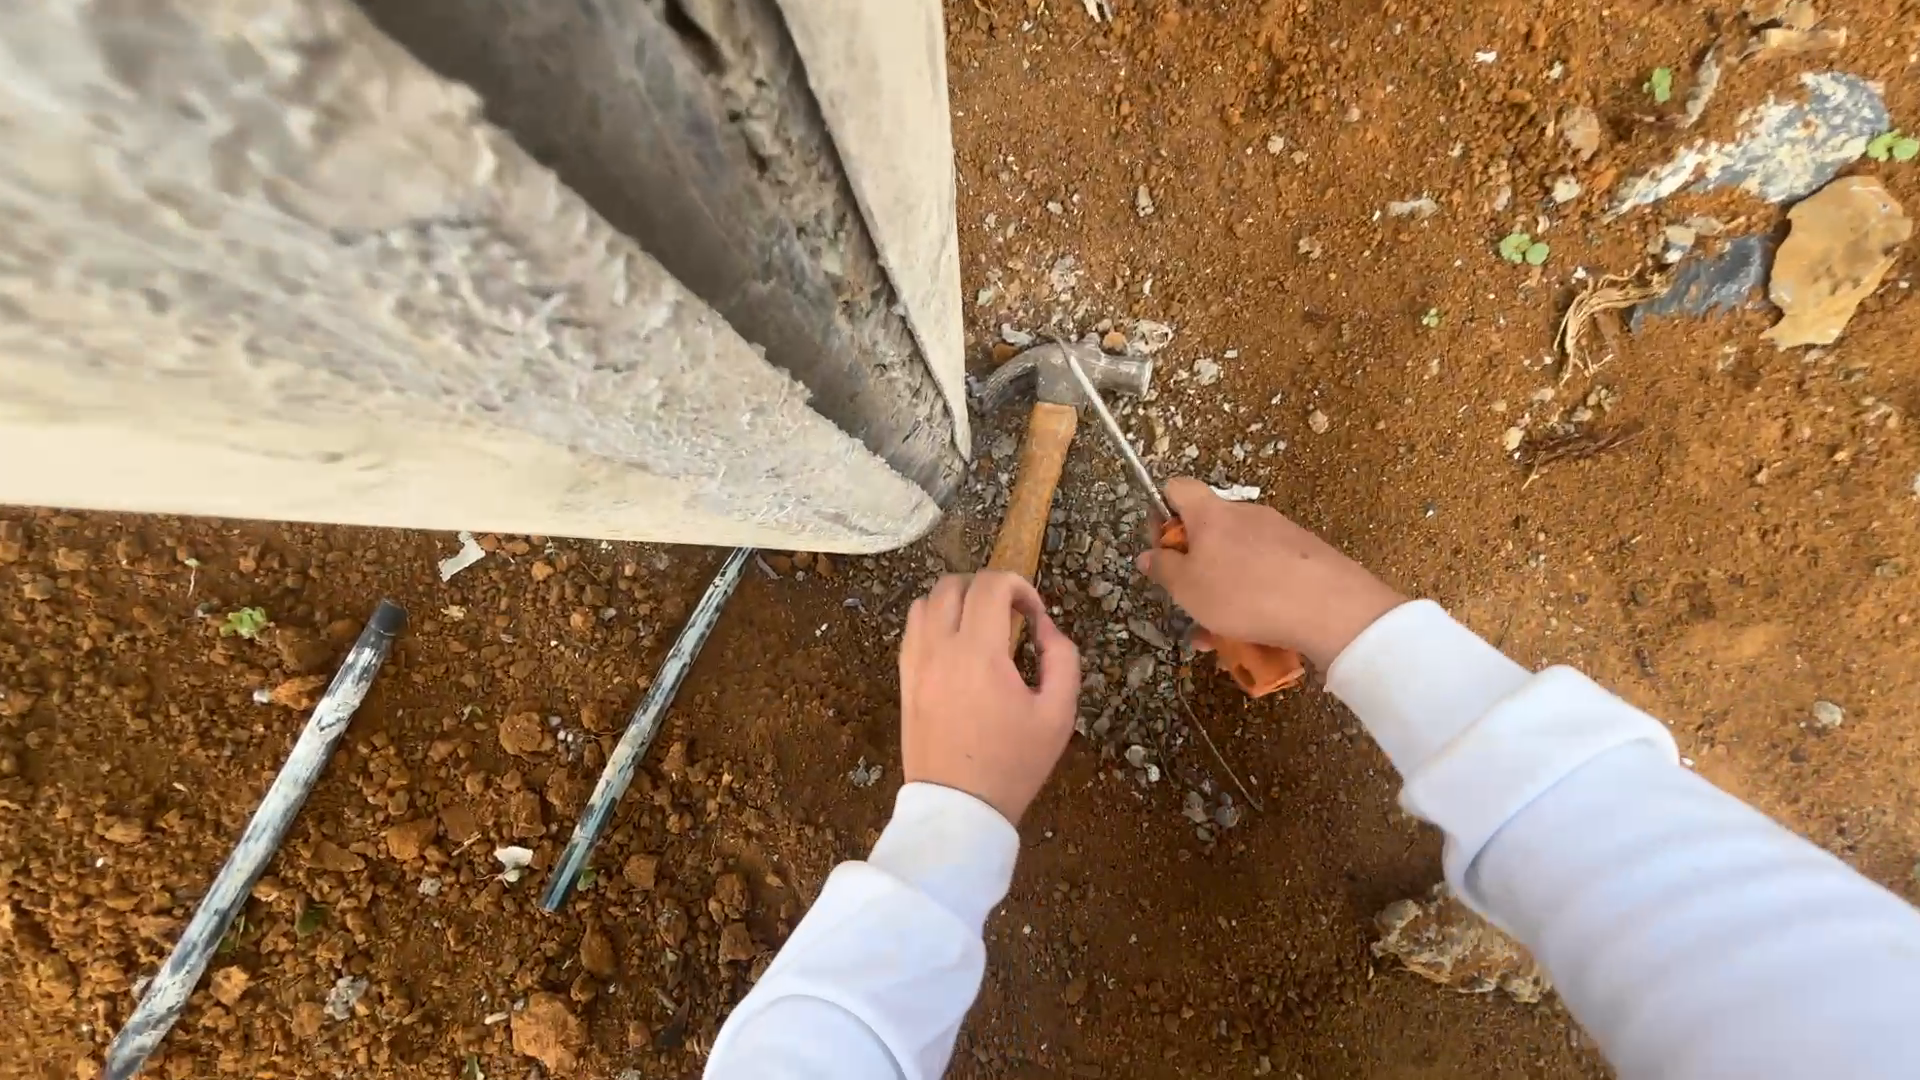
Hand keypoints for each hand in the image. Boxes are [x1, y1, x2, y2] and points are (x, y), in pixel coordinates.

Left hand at [898, 571, 1080, 823]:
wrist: (959, 810)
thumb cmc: (1014, 763)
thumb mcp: (1059, 714)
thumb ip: (1062, 658)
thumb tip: (1045, 626)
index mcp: (979, 653)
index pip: (991, 585)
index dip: (1020, 586)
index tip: (1034, 615)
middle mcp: (939, 648)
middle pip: (953, 583)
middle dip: (986, 588)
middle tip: (1010, 616)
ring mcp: (915, 662)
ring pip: (925, 600)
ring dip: (956, 601)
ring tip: (980, 627)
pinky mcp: (903, 678)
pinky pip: (912, 629)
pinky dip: (934, 621)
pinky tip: (956, 646)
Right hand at [1136, 477, 1404, 670]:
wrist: (1332, 609)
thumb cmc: (1245, 594)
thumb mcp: (1187, 589)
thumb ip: (1163, 569)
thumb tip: (1147, 555)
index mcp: (1211, 513)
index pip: (1176, 488)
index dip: (1160, 512)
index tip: (1161, 548)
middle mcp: (1246, 513)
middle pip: (1208, 528)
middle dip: (1194, 564)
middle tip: (1188, 599)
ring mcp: (1281, 533)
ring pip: (1238, 558)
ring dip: (1223, 588)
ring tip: (1220, 634)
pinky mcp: (1307, 556)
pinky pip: (1267, 572)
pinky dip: (1254, 597)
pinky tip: (1254, 634)